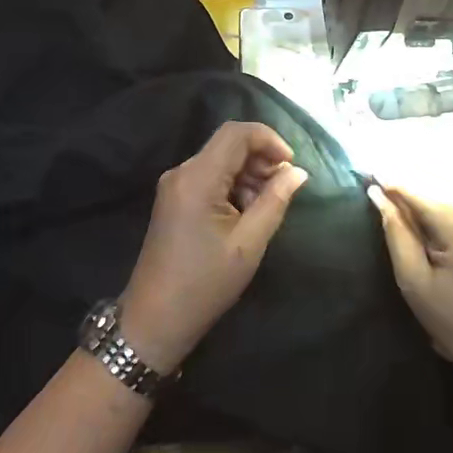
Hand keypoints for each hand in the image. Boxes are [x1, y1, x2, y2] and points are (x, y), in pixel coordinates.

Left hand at [120, 123, 308, 373]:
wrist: (155, 319)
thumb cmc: (205, 283)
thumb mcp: (249, 243)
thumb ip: (275, 201)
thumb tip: (297, 172)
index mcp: (197, 178)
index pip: (236, 133)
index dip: (269, 139)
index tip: (291, 165)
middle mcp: (182, 172)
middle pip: (228, 145)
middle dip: (261, 159)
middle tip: (282, 190)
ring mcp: (175, 186)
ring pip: (221, 161)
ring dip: (249, 175)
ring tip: (265, 208)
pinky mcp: (175, 199)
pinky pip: (210, 177)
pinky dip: (233, 186)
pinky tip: (245, 214)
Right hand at [368, 185, 452, 399]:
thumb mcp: (414, 282)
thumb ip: (396, 232)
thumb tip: (378, 195)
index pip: (421, 191)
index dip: (394, 183)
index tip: (372, 175)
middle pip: (445, 185)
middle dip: (416, 182)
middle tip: (388, 183)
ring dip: (439, 189)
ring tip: (414, 196)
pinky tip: (447, 212)